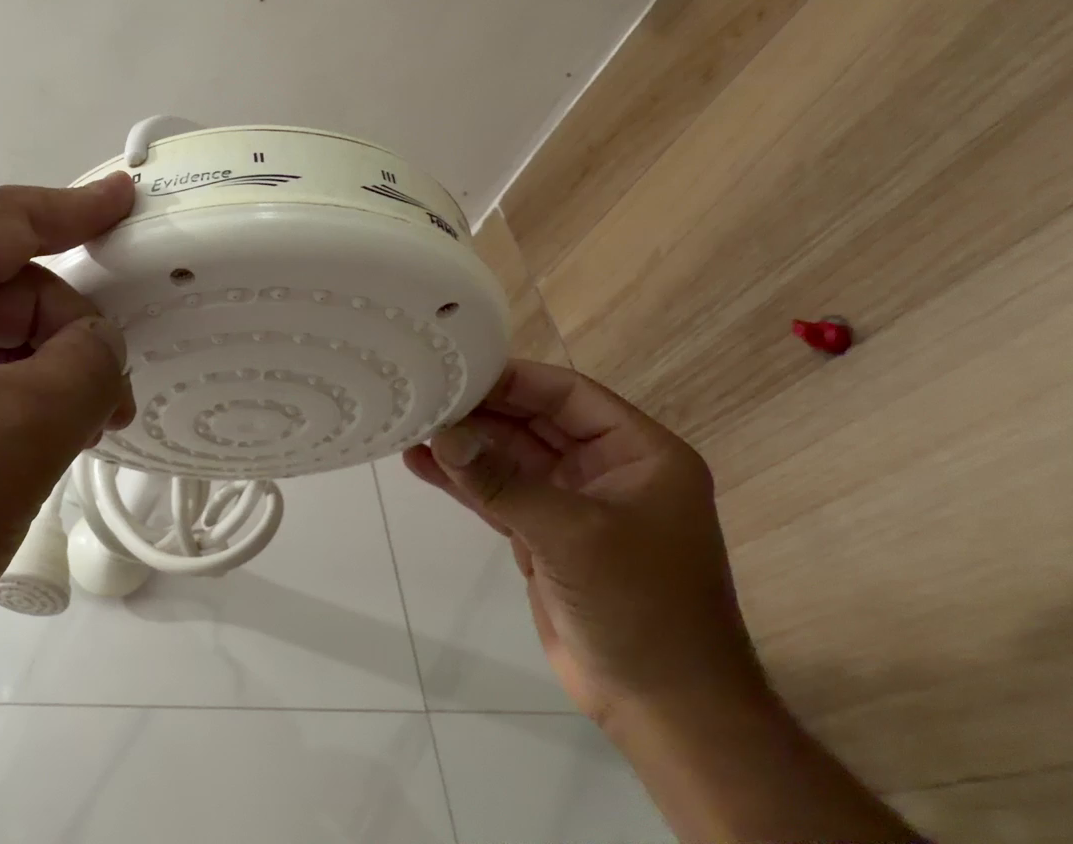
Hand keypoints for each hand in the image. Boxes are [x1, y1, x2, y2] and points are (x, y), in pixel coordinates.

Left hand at [0, 175, 138, 676]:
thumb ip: (87, 364)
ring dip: (31, 383)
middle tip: (111, 408)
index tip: (128, 201)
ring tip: (68, 446)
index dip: (78, 211)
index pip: (6, 218)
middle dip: (65, 336)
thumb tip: (96, 345)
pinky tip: (14, 463)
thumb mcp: (20, 432)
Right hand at [403, 359, 767, 726]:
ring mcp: (573, 506)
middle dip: (482, 410)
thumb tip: (441, 434)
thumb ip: (502, 481)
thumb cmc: (640, 606)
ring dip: (466, 445)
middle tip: (421, 394)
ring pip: (511, 459)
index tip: (456, 368)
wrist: (662, 705)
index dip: (514, 379)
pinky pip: (499, 496)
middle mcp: (607, 470)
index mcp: (639, 454)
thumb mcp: (572, 534)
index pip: (569, 395)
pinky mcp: (544, 538)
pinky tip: (421, 464)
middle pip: (535, 422)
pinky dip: (464, 482)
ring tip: (410, 423)